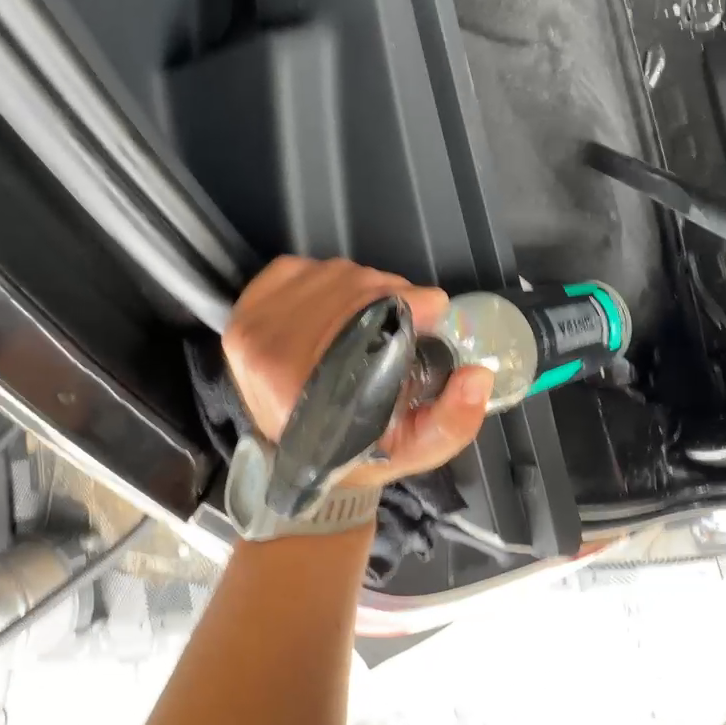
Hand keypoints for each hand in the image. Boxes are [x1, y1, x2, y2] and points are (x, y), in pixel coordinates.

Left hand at [223, 257, 493, 488]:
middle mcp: (266, 352)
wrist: (305, 457)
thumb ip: (454, 421)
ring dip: (368, 284)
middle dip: (396, 294)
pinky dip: (329, 276)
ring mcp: (252, 327)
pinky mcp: (247, 309)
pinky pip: (299, 267)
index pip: (362, 318)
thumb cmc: (363, 450)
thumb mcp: (417, 449)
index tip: (432, 315)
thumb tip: (477, 376)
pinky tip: (343, 301)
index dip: (406, 308)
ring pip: (332, 274)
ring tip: (384, 311)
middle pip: (351, 289)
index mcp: (301, 390)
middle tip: (415, 315)